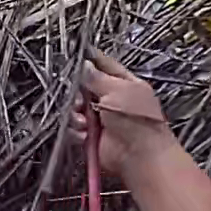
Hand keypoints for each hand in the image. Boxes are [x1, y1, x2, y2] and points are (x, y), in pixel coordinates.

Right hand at [69, 50, 179, 181]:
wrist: (139, 156)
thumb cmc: (136, 119)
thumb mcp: (118, 90)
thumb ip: (96, 77)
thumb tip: (82, 64)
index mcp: (123, 83)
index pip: (103, 65)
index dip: (89, 59)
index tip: (72, 55)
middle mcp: (110, 99)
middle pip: (83, 87)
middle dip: (76, 93)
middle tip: (79, 99)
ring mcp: (99, 118)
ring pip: (74, 108)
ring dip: (75, 114)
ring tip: (83, 121)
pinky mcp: (90, 135)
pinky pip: (72, 128)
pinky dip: (75, 131)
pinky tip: (84, 134)